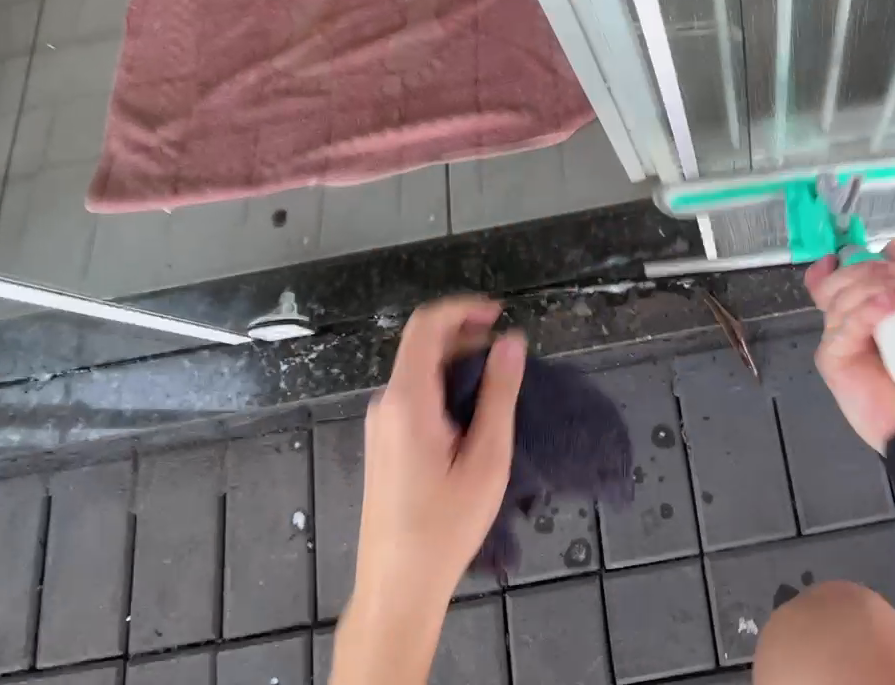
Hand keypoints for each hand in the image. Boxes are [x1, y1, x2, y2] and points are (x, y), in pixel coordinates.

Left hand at [357, 295, 525, 598]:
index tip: (500, 313)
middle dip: (468, 338)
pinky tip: (475, 414)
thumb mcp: (487, 458)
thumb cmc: (445, 525)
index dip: (463, 309)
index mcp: (407, 401)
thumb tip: (512, 341)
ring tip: (500, 387)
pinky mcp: (385, 441)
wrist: (399, 585)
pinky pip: (417, 394)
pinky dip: (448, 387)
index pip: (425, 326)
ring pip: (422, 371)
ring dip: (460, 364)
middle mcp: (387, 404)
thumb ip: (499, 394)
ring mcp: (382, 424)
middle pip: (423, 346)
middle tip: (510, 356)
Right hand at [803, 243, 894, 451]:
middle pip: (836, 283)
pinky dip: (868, 311)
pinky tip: (890, 307)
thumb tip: (894, 248)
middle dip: (870, 271)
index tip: (847, 253)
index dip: (834, 265)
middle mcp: (842, 326)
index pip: (828, 282)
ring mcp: (835, 343)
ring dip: (876, 288)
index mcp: (858, 314)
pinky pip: (844, 326)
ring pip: (841, 299)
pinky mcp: (833, 361)